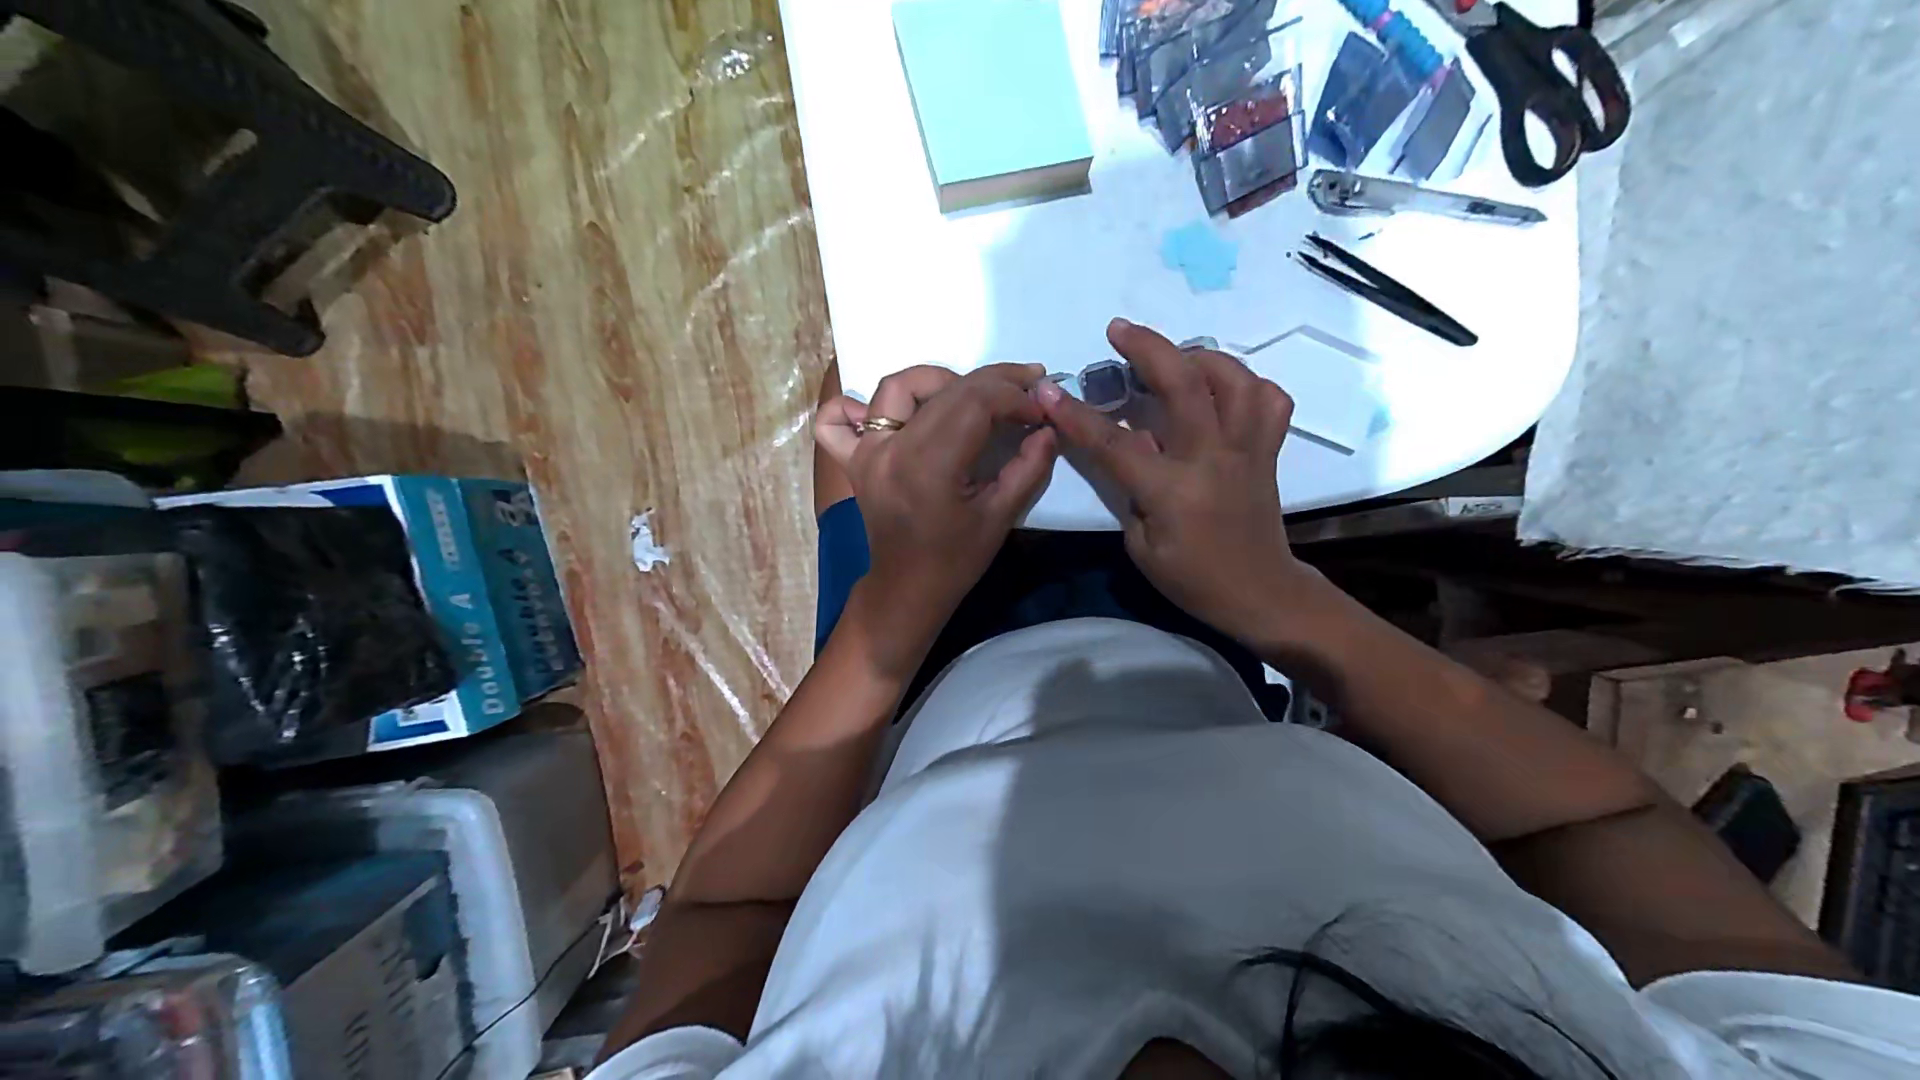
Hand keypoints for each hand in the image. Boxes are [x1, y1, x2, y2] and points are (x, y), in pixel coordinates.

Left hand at [815, 364, 1056, 666]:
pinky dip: (854, 407)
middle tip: (1026, 386)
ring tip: (969, 396)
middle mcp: (892, 449)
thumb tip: (1048, 427)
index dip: (1014, 396)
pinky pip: (835, 420)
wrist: (907, 588)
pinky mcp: (854, 459)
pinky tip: (892, 415)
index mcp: (930, 465)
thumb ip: (1029, 467)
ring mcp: (866, 451)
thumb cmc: (956, 559)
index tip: (1039, 408)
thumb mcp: (1001, 516)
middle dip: (994, 381)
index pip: (975, 402)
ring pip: (897, 387)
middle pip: (946, 388)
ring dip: (939, 381)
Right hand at [1034, 319, 1305, 642]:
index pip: (1115, 442)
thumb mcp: (1142, 545)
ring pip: (1235, 380)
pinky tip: (1223, 388)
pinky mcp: (1268, 451)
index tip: (1048, 390)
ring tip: (1175, 355)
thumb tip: (1132, 443)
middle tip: (1118, 330)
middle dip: (1146, 348)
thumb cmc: (1191, 579)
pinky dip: (1247, 383)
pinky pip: (1269, 401)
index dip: (1077, 415)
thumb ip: (1132, 490)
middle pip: (1184, 385)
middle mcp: (1213, 458)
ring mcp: (1247, 450)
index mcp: (1172, 490)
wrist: (1259, 592)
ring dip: (1200, 356)